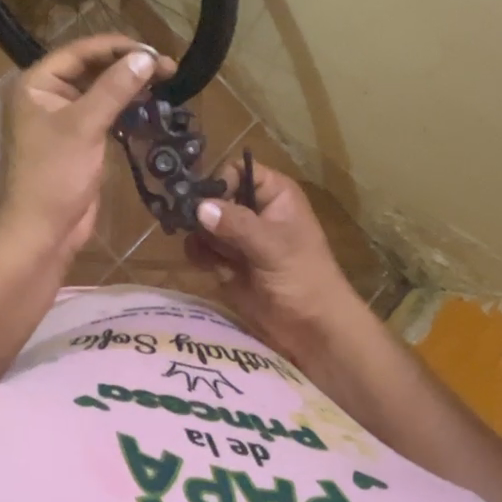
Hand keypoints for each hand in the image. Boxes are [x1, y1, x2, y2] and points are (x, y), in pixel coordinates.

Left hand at [0, 34, 175, 257]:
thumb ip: (116, 88)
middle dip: (127, 65)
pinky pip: (103, 113)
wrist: (41, 232)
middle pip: (91, 68)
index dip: (118, 47)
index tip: (154, 51)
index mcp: (36, 83)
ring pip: (99, 90)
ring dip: (129, 86)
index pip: (81, 51)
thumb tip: (147, 57)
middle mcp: (45, 94)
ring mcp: (61, 118)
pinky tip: (149, 106)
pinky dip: (125, 108)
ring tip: (164, 82)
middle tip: (167, 68)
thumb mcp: (86, 125)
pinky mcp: (76, 139)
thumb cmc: (55, 174)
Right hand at [184, 161, 358, 346]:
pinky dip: (199, 254)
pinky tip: (207, 265)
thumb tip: (200, 207)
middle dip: (200, 210)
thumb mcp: (273, 247)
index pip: (237, 170)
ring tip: (204, 249)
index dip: (219, 182)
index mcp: (274, 194)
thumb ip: (237, 225)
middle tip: (187, 224)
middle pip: (215, 195)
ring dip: (198, 234)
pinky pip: (203, 248)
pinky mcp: (228, 262)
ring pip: (205, 221)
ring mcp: (240, 237)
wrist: (314, 331)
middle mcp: (254, 209)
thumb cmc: (304, 279)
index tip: (202, 201)